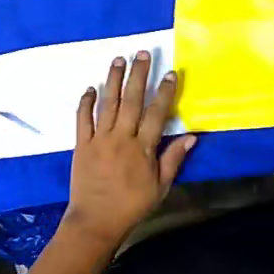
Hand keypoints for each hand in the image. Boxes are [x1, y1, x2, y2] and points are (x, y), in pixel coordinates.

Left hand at [63, 52, 197, 247]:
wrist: (96, 220)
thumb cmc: (132, 206)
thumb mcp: (160, 186)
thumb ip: (173, 159)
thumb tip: (191, 136)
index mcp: (142, 148)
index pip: (157, 113)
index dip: (165, 92)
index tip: (171, 73)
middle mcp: (121, 138)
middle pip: (131, 100)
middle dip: (138, 75)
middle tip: (143, 53)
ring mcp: (99, 139)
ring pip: (107, 103)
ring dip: (113, 80)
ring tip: (119, 59)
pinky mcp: (82, 145)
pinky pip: (83, 119)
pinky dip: (86, 102)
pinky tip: (91, 88)